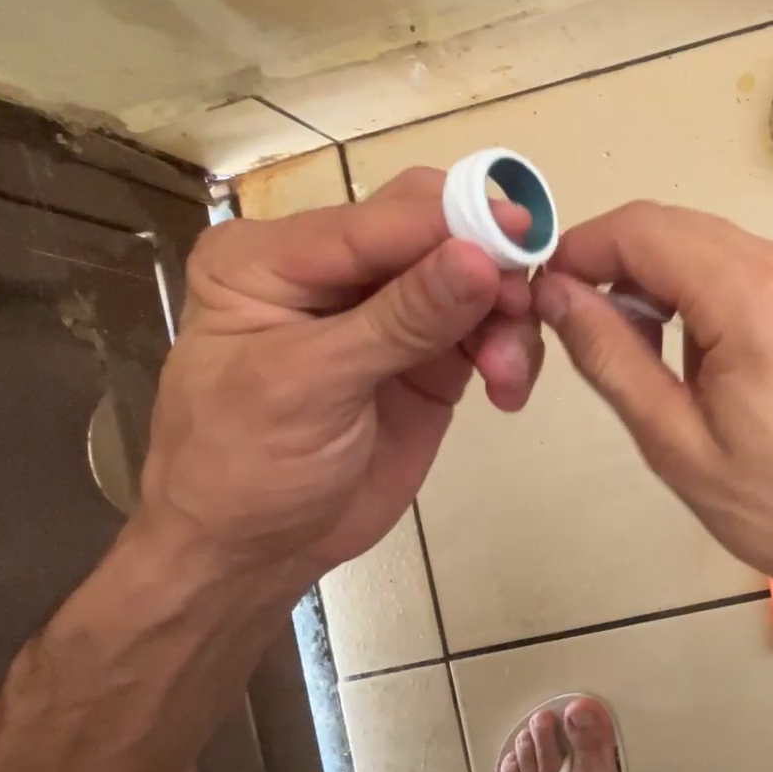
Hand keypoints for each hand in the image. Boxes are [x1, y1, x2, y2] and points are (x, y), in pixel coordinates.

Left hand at [137, 167, 545, 584]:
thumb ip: (403, 319)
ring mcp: (393, 316)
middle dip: (488, 271)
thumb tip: (480, 258)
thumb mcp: (313, 385)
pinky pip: (491, 334)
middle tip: (520, 314)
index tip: (523, 234)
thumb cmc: (249, 466)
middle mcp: (339, 274)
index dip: (453, 220)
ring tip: (505, 378)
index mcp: (277, 258)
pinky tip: (506, 393)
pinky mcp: (434, 359)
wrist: (260, 552)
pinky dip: (512, 356)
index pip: (379, 219)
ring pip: (478, 286)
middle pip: (439, 238)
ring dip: (506, 325)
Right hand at [532, 201, 772, 643]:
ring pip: (718, 246)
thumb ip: (610, 356)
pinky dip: (713, 292)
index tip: (550, 290)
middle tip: (596, 331)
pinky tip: (708, 353)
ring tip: (655, 356)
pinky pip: (757, 270)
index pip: (645, 230)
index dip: (583, 247)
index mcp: (759, 304)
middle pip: (682, 228)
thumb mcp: (677, 443)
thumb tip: (556, 292)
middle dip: (622, 264)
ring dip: (668, 281)